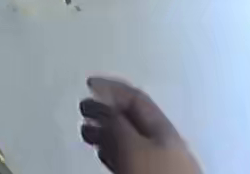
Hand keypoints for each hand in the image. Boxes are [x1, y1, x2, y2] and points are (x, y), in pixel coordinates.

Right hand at [80, 78, 200, 173]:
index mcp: (164, 129)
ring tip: (86, 131)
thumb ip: (115, 120)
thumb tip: (104, 105)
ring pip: (129, 139)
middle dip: (104, 110)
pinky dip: (113, 149)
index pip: (136, 97)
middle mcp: (165, 143)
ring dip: (105, 132)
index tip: (89, 84)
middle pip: (131, 117)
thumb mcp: (130, 144)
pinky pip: (130, 157)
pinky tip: (102, 152)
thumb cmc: (152, 173)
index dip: (110, 87)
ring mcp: (161, 163)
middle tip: (84, 107)